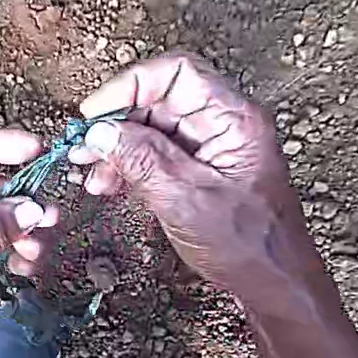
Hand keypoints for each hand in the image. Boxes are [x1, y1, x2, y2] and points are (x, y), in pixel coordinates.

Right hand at [69, 51, 311, 302]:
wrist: (273, 284)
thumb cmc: (247, 245)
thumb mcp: (187, 200)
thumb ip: (143, 160)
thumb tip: (101, 132)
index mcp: (233, 119)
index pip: (177, 74)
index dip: (130, 86)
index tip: (95, 114)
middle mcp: (221, 125)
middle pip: (159, 101)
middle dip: (116, 122)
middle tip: (84, 148)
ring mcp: (208, 148)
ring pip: (152, 129)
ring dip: (117, 148)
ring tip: (91, 173)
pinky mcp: (196, 171)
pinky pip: (155, 155)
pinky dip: (128, 166)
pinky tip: (108, 184)